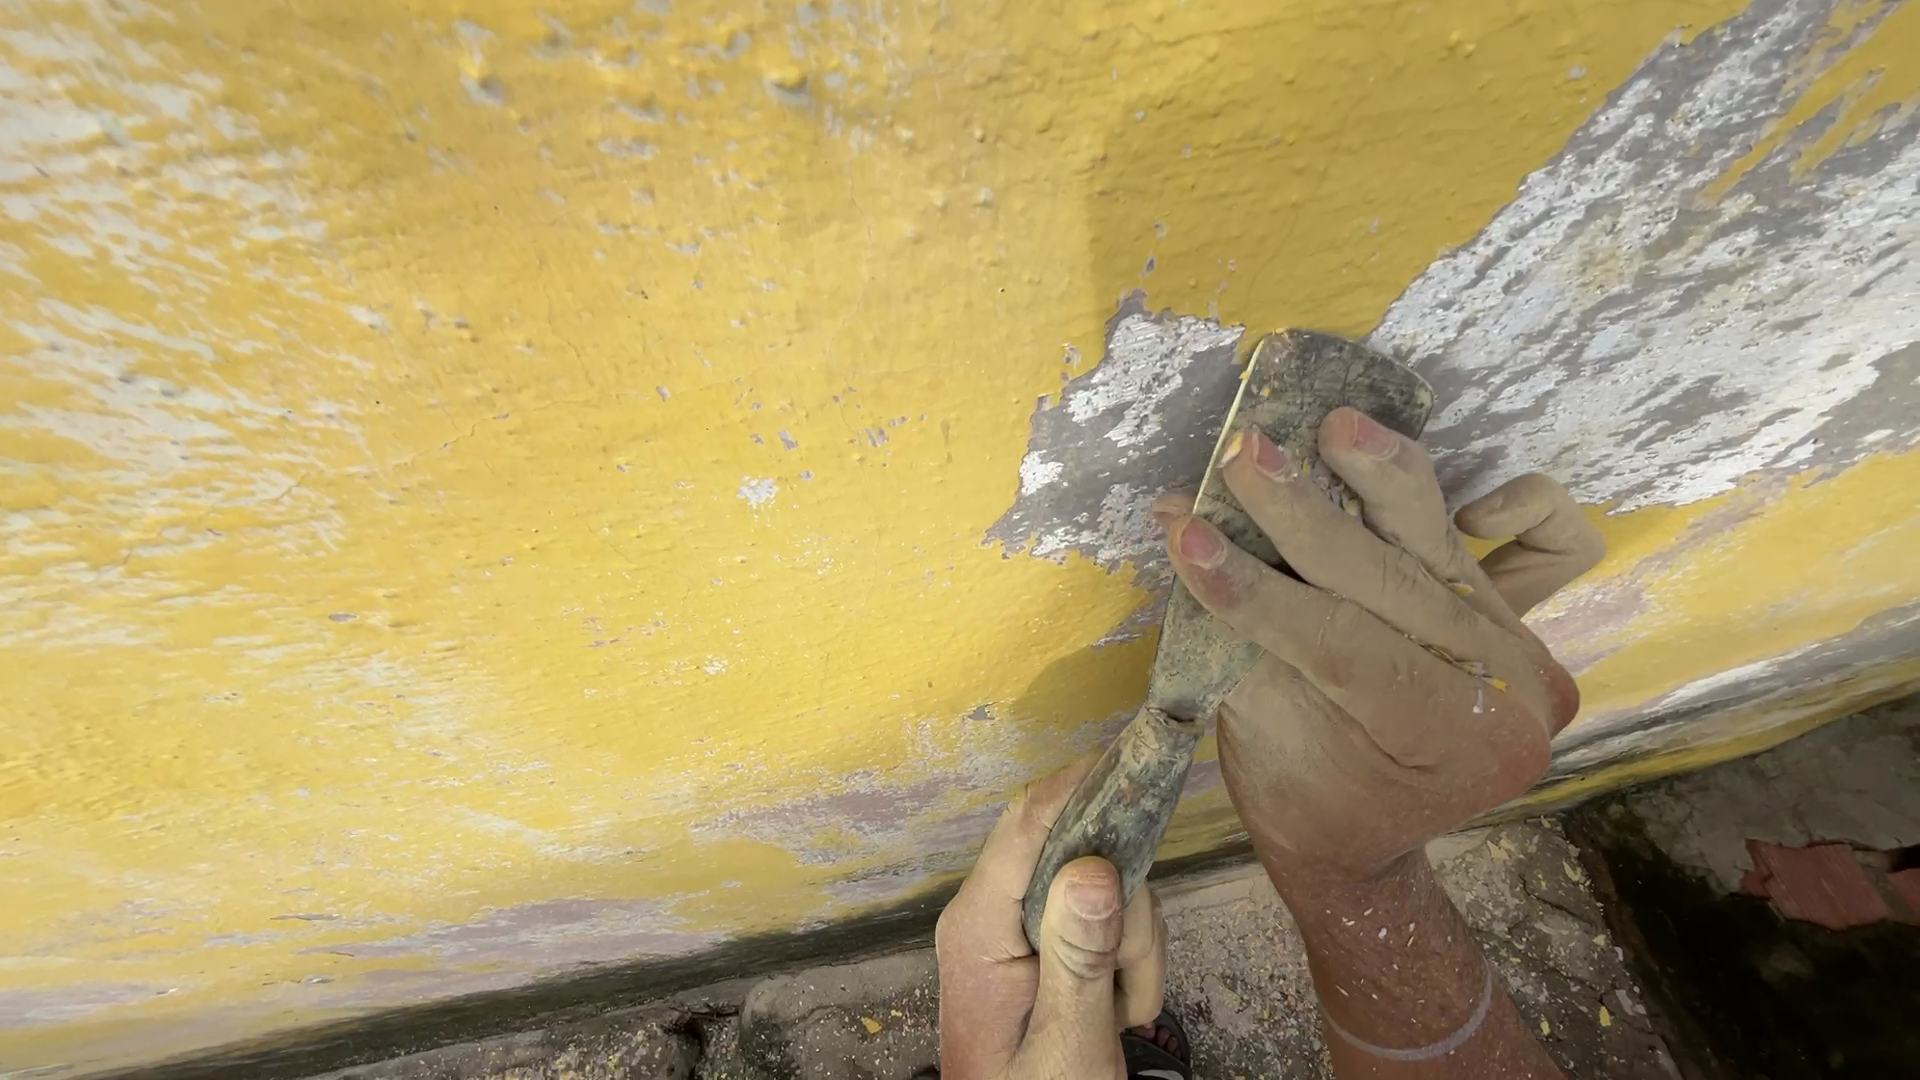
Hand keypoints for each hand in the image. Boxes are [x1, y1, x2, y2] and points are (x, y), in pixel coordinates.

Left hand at [936, 755, 1167, 1079]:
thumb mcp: (1066, 1047)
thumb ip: (1079, 957)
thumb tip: (1095, 864)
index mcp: (978, 924)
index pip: (1025, 824)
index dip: (1076, 783)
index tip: (1130, 758)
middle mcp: (991, 908)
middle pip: (1071, 851)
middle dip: (1121, 907)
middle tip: (1133, 987)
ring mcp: (1016, 922)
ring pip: (1097, 882)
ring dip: (1129, 941)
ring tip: (1124, 1013)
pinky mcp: (1041, 937)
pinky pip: (1099, 912)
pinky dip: (1126, 953)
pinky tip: (1121, 1008)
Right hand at [1153, 408, 1602, 884]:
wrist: (1363, 833)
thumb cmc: (1301, 800)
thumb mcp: (1257, 730)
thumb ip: (1228, 624)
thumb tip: (1180, 525)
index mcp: (1443, 742)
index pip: (1336, 643)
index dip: (1253, 587)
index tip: (1186, 534)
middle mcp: (1505, 692)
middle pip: (1387, 582)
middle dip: (1301, 515)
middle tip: (1244, 452)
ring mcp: (1521, 650)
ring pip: (1441, 546)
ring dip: (1381, 477)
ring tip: (1334, 424)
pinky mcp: (1512, 618)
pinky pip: (1520, 548)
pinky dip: (1481, 504)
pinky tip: (1415, 473)